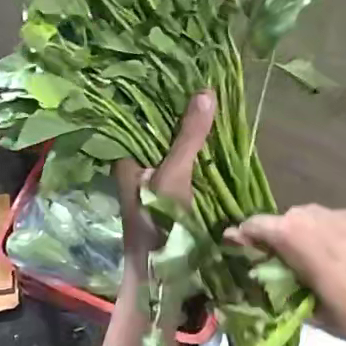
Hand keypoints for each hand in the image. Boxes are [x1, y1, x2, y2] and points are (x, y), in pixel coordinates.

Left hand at [114, 91, 213, 268]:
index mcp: (126, 158)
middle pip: (159, 130)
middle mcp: (138, 166)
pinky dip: (201, 152)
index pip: (137, 115)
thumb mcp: (173, 174)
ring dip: (192, 131)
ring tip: (215, 99)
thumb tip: (206, 93)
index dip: (156, 93)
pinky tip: (218, 135)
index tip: (179, 71)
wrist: (162, 275)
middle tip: (204, 81)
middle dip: (180, 111)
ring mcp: (157, 181)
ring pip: (175, 147)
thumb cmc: (157, 221)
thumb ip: (188, 137)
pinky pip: (188, 164)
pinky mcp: (174, 194)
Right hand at [231, 206, 345, 345]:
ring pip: (322, 212)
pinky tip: (344, 245)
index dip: (257, 228)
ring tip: (312, 246)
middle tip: (276, 246)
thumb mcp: (319, 316)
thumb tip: (255, 257)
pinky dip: (335, 225)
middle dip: (281, 227)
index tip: (238, 234)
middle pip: (301, 216)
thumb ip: (287, 283)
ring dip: (307, 225)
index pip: (286, 232)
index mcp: (335, 275)